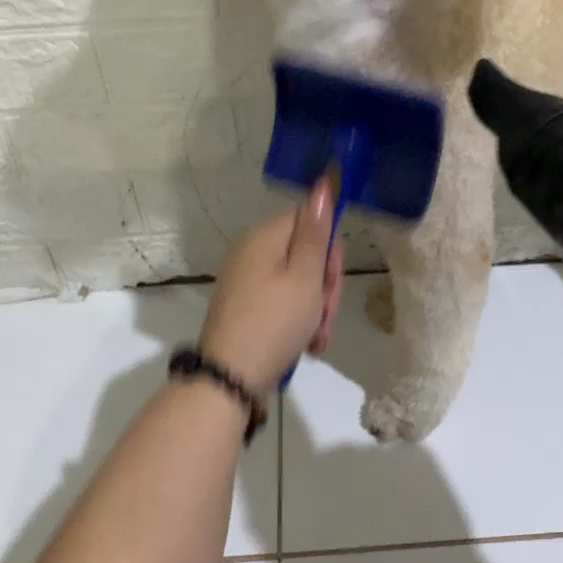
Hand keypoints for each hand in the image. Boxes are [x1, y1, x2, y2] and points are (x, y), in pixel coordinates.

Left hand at [198, 177, 345, 392]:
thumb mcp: (305, 277)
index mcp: (264, 236)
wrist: (230, 378)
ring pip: (298, 282)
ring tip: (317, 338)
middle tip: (326, 316)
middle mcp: (251, 251)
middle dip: (324, 286)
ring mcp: (246, 280)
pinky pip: (281, 302)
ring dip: (315, 309)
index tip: (332, 281)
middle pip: (304, 253)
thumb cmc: (274, 322)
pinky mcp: (245, 306)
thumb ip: (316, 232)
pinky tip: (306, 344)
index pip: (309, 221)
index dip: (329, 251)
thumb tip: (323, 184)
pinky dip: (297, 320)